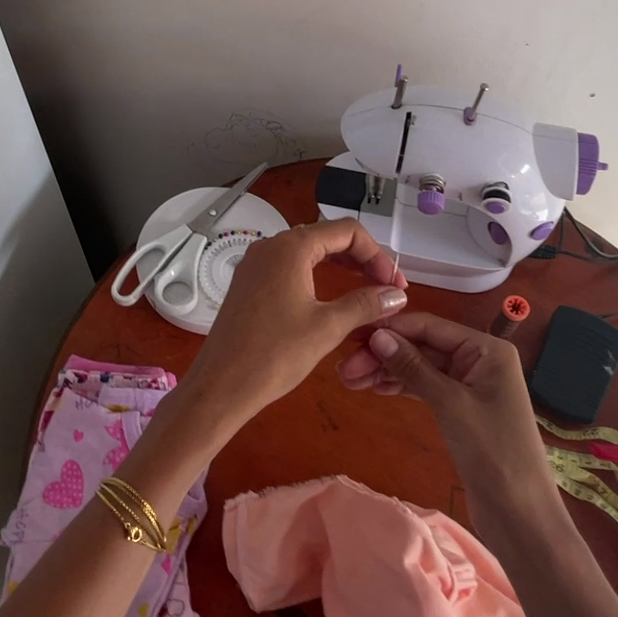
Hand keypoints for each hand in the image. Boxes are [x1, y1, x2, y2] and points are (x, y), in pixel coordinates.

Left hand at [185, 220, 408, 423]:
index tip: (394, 284)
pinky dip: (315, 275)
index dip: (377, 254)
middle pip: (326, 237)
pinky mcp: (248, 283)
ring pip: (307, 251)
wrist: (221, 385)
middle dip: (360, 258)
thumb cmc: (274, 355)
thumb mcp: (327, 328)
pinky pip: (288, 267)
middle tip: (386, 287)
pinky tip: (330, 297)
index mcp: (290, 248)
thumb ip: (365, 304)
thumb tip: (396, 295)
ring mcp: (255, 264)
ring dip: (339, 265)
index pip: (346, 231)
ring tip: (366, 290)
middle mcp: (270, 247)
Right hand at [336, 311, 547, 488]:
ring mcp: (469, 385)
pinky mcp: (460, 409)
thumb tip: (376, 336)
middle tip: (343, 369)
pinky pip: (424, 387)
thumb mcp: (450, 404)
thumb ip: (412, 367)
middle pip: (421, 346)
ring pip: (419, 367)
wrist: (521, 514)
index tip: (351, 336)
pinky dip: (400, 386)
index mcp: (485, 349)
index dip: (389, 329)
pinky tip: (374, 388)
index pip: (428, 326)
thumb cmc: (493, 451)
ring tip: (349, 380)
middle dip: (383, 355)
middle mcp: (478, 359)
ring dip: (386, 371)